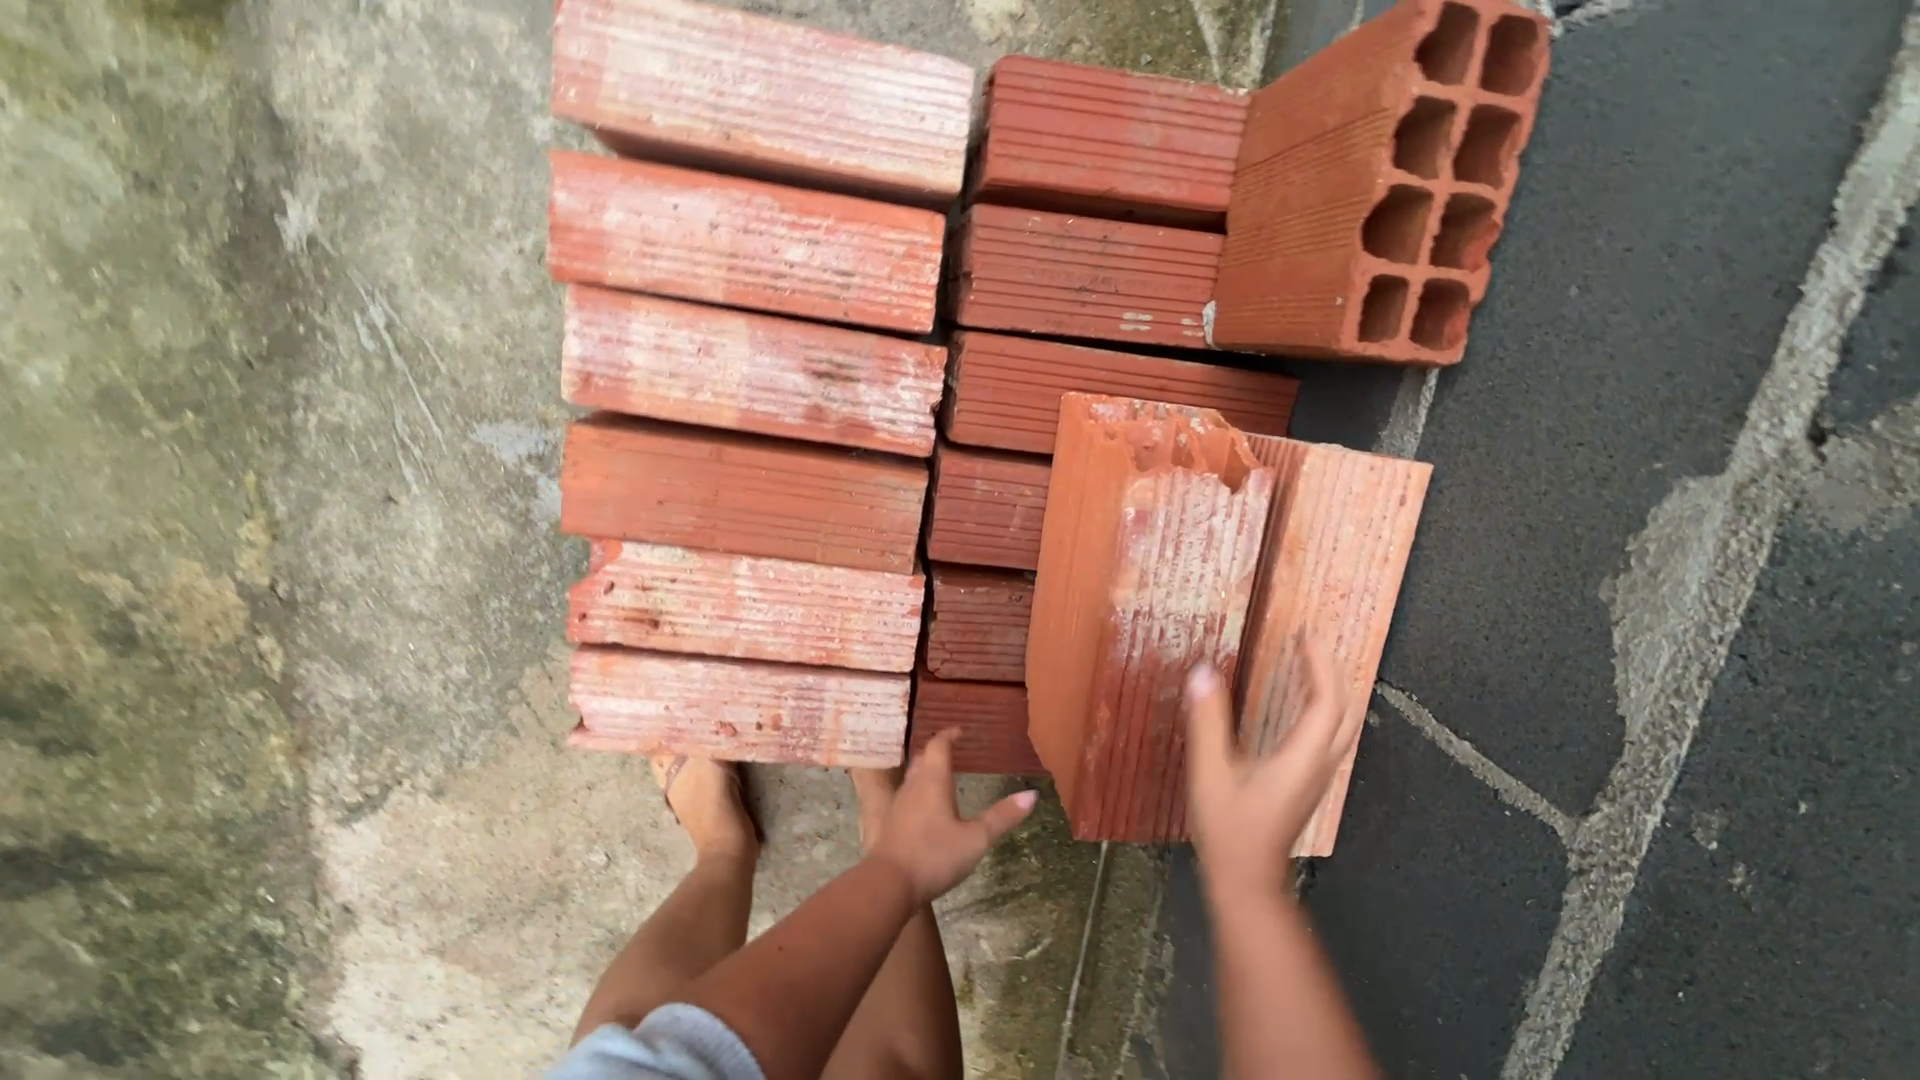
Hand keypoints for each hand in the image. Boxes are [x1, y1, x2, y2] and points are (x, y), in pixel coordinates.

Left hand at [865, 729, 1037, 903]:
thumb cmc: (934, 855)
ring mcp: (898, 806)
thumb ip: (1002, 816)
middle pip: (923, 760)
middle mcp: (913, 787)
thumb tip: (1032, 794)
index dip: (949, 735)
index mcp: (933, 782)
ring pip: (913, 779)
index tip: (961, 731)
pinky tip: (928, 811)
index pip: (939, 746)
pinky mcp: (891, 826)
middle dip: (937, 753)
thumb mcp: (976, 838)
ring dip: (927, 773)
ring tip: (944, 779)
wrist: (888, 884)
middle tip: (953, 752)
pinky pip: (907, 798)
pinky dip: (920, 794)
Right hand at [1185, 635, 1361, 895]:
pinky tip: (1298, 700)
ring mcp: (1316, 775)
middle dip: (1331, 669)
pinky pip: (1327, 733)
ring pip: (1340, 723)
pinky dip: (1320, 706)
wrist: (1246, 879)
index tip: (1304, 633)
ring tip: (1307, 661)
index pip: (1326, 700)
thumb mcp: (1209, 773)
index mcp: (1301, 758)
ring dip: (1329, 687)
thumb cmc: (1229, 831)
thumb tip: (1203, 674)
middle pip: (1343, 709)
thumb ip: (1207, 722)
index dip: (1319, 662)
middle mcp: (1318, 764)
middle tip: (1308, 640)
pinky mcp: (1307, 782)